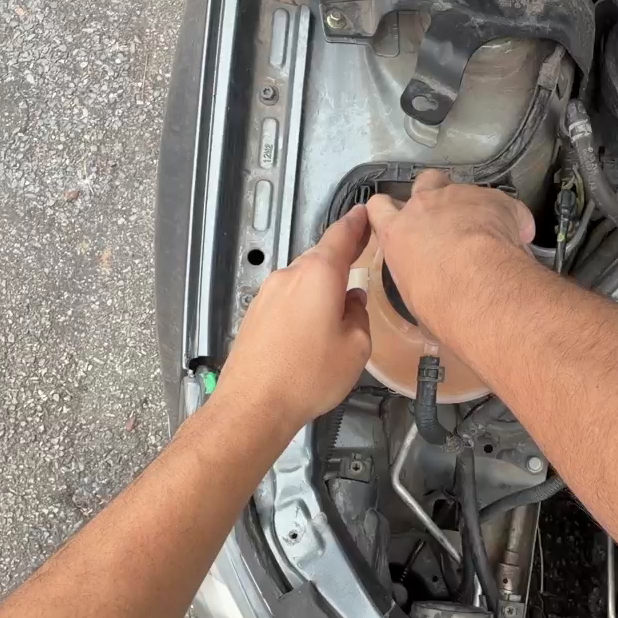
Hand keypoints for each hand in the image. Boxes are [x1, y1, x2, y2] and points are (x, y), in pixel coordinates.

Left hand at [217, 205, 372, 433]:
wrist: (255, 404)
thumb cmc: (308, 376)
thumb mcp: (356, 348)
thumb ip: (360, 317)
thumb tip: (353, 303)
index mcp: (319, 275)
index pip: (340, 236)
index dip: (355, 224)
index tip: (363, 213)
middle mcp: (289, 276)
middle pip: (320, 259)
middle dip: (341, 262)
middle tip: (360, 266)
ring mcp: (268, 294)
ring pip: (303, 281)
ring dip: (322, 290)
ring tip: (339, 314)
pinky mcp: (255, 314)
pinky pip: (287, 300)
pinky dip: (304, 307)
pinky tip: (313, 332)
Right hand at [364, 169, 537, 335]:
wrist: (473, 283)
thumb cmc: (435, 301)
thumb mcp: (414, 296)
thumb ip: (416, 280)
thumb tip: (430, 295)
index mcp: (397, 233)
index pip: (379, 209)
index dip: (390, 212)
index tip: (402, 222)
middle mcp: (424, 205)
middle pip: (425, 183)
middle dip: (435, 195)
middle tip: (449, 220)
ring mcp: (459, 196)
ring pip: (462, 187)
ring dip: (471, 203)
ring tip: (487, 229)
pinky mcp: (494, 198)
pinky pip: (502, 203)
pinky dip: (509, 217)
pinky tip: (518, 236)